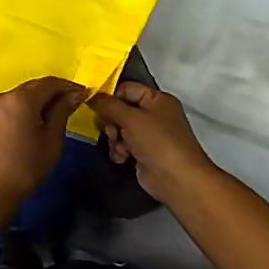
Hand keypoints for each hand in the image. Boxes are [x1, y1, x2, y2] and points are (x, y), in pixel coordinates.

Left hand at [0, 77, 87, 228]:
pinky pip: (13, 101)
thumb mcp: (52, 138)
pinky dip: (27, 104)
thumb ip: (62, 111)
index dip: (69, 86)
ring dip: (41, 97)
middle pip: (35, 86)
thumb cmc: (29, 164)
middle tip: (74, 101)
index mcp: (22, 99)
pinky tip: (38, 116)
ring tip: (58, 110)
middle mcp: (5, 95)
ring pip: (23, 93)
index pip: (50, 83)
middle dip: (55, 91)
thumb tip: (76, 94)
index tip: (85, 93)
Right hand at [86, 81, 218, 203]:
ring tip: (119, 147)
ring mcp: (150, 134)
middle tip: (111, 131)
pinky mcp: (144, 152)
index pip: (127, 89)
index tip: (97, 108)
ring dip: (115, 138)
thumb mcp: (130, 118)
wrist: (177, 179)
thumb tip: (91, 97)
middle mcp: (154, 114)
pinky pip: (124, 144)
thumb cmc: (156, 141)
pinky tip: (122, 158)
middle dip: (112, 121)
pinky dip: (120, 150)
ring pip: (120, 128)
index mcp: (157, 99)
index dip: (111, 97)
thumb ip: (108, 105)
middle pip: (121, 109)